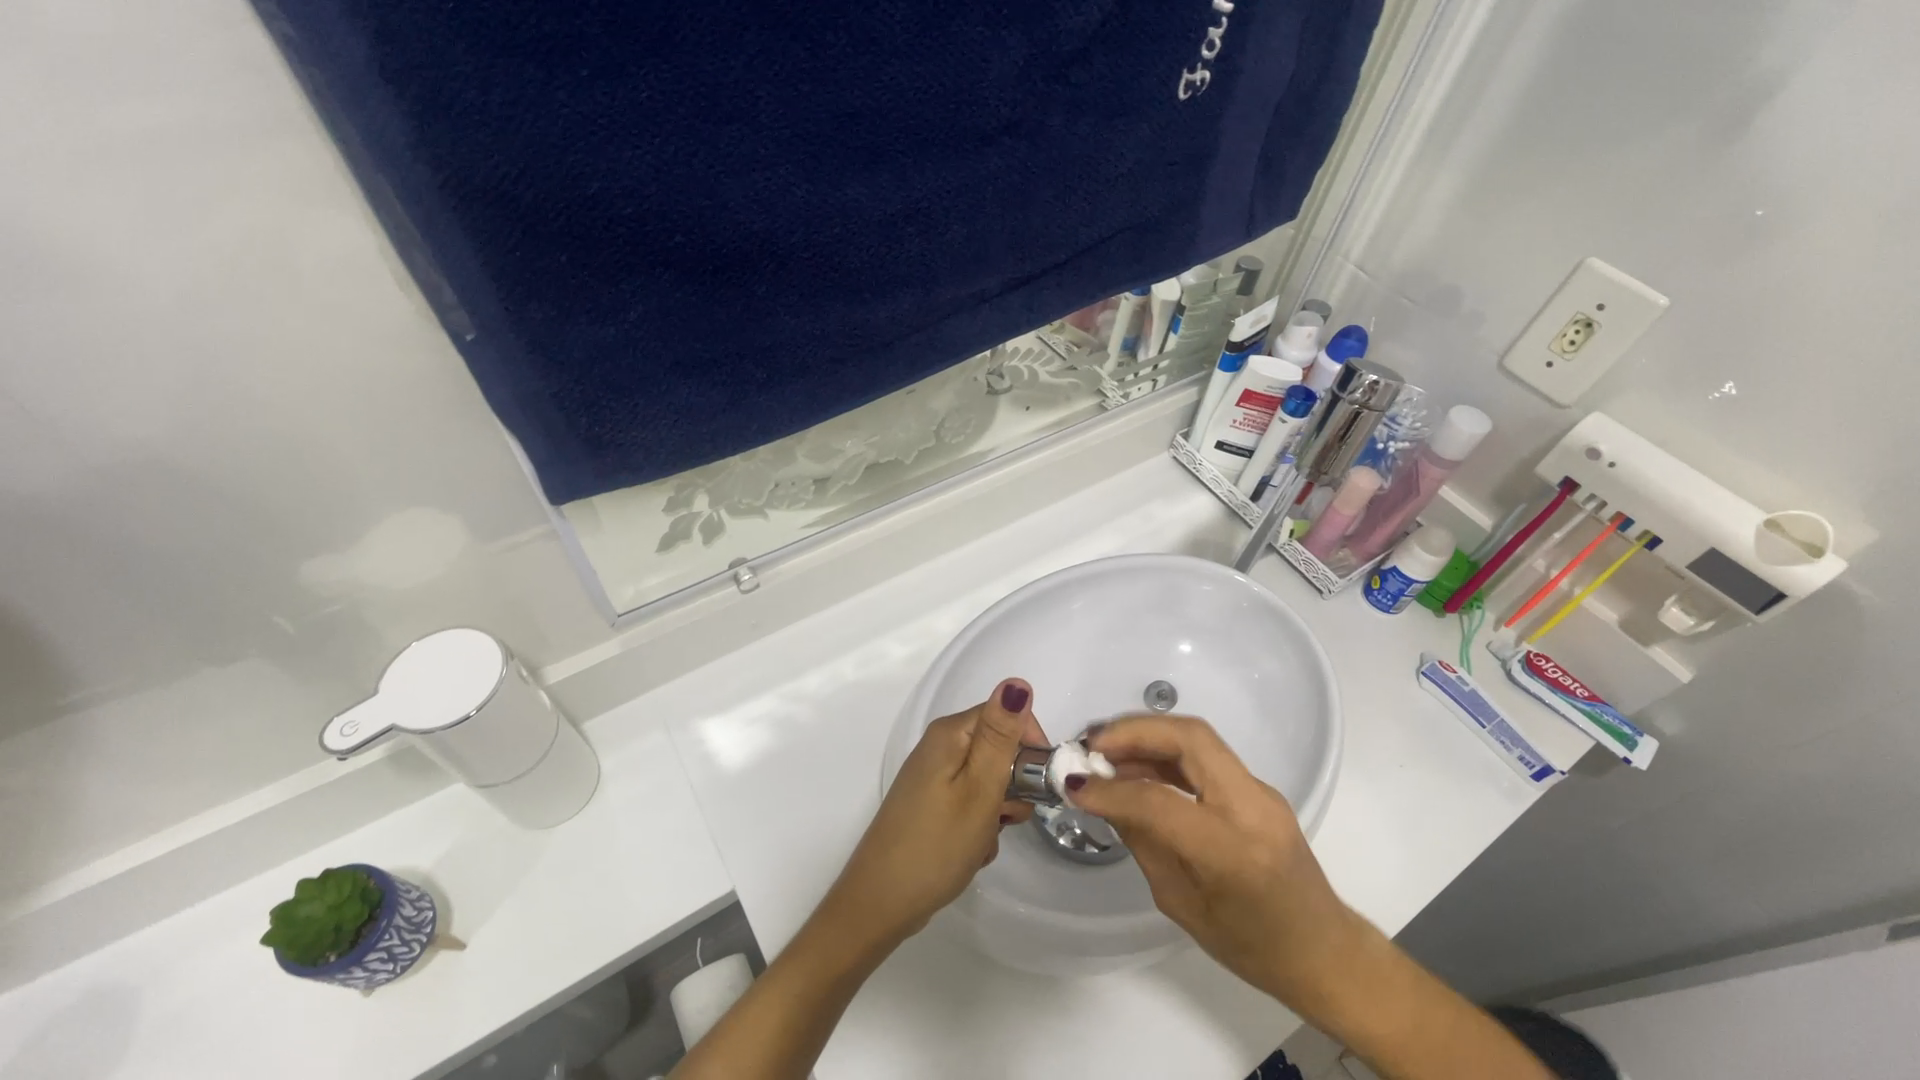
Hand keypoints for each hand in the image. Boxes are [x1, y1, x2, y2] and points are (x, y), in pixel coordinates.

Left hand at [821, 679, 1047, 949]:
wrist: (881, 903)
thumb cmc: (937, 845)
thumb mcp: (980, 789)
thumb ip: (1000, 735)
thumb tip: (1017, 682)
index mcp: (949, 735)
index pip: (1007, 714)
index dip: (1029, 745)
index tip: (1038, 783)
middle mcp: (938, 748)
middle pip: (998, 748)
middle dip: (1013, 783)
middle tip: (1006, 816)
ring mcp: (932, 779)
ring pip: (988, 781)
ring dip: (998, 810)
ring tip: (986, 837)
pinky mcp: (930, 807)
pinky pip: (971, 805)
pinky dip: (980, 826)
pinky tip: (972, 850)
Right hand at [1071, 715, 1362, 1006]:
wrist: (1323, 950)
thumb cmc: (1251, 946)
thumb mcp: (1182, 904)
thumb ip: (1144, 843)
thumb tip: (1105, 799)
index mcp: (1231, 850)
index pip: (1158, 800)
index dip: (1110, 789)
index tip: (1072, 784)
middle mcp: (1252, 807)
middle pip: (1189, 738)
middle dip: (1132, 731)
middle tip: (1091, 745)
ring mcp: (1261, 792)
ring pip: (1199, 738)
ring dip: (1148, 736)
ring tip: (1104, 751)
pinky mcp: (1259, 790)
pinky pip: (1207, 758)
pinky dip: (1166, 753)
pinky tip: (1137, 768)